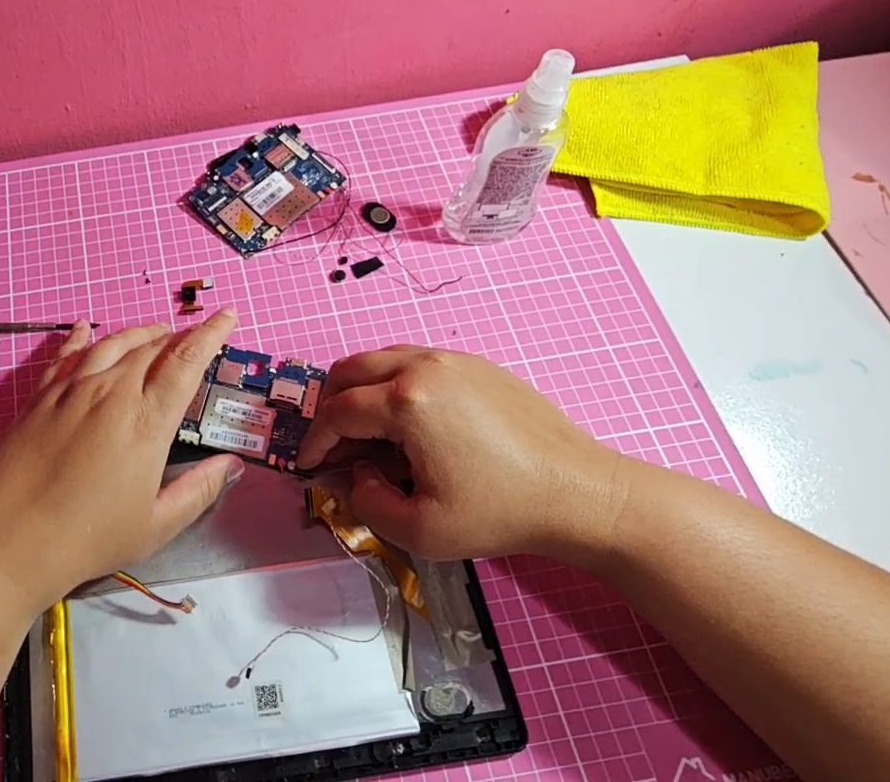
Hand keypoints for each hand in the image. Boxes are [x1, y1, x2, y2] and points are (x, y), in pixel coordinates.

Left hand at [0, 311, 244, 610]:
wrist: (6, 543)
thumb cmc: (86, 540)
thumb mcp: (154, 526)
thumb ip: (199, 491)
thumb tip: (233, 465)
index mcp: (146, 421)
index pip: (186, 361)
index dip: (210, 334)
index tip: (227, 316)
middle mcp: (111, 393)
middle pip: (152, 346)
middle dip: (179, 335)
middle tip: (193, 337)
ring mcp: (71, 390)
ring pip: (112, 343)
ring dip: (139, 332)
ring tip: (155, 332)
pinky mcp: (40, 396)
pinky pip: (66, 354)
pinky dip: (82, 337)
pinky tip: (86, 329)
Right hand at [298, 346, 629, 561]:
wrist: (580, 493)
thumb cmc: (502, 513)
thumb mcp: (421, 530)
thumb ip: (368, 504)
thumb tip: (358, 475)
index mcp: (406, 402)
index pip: (338, 413)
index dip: (315, 441)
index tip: (308, 464)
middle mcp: (423, 366)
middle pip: (350, 370)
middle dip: (330, 406)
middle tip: (332, 443)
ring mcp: (453, 359)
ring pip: (381, 358)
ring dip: (361, 391)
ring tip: (368, 433)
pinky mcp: (476, 364)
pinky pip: (415, 361)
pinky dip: (393, 383)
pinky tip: (410, 423)